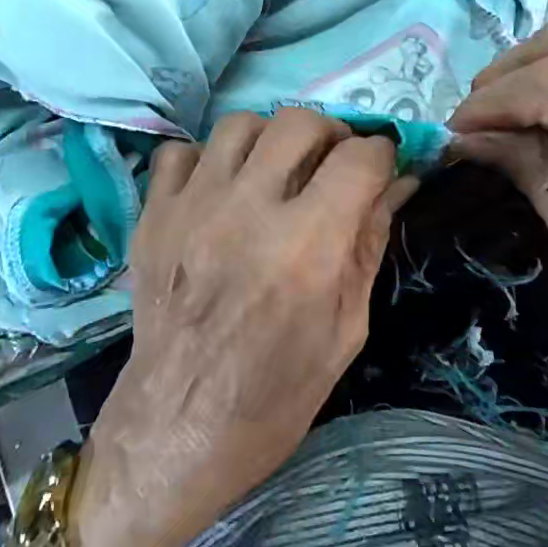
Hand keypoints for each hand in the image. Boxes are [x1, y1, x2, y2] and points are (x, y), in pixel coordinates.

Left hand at [71, 110, 416, 546]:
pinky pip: (179, 153)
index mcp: (306, 247)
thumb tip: (396, 183)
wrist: (181, 424)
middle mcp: (246, 211)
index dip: (380, 154)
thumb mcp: (346, 330)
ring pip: (238, 125)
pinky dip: (205, 160)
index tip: (379, 168)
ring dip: (269, 141)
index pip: (358, 157)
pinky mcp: (151, 217)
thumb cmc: (275, 396)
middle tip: (331, 166)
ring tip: (275, 173)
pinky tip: (218, 190)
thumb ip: (368, 244)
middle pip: (297, 121)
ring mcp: (190, 209)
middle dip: (329, 135)